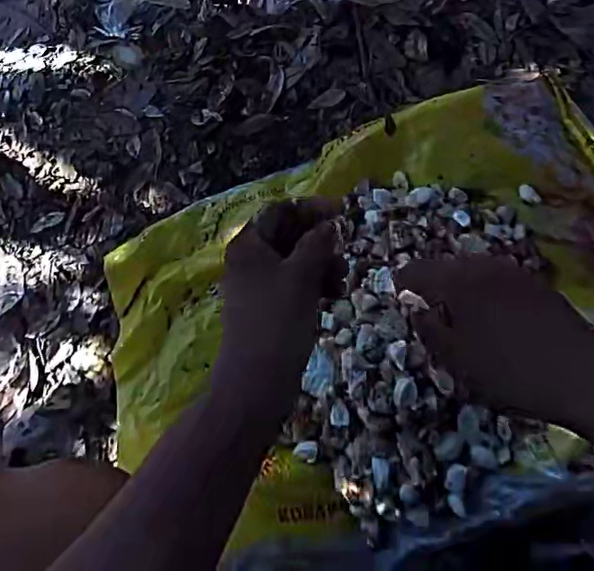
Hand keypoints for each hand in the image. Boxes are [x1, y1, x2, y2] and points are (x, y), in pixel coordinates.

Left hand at [215, 199, 338, 413]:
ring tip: (341, 282)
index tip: (341, 212)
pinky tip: (333, 297)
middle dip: (319, 241)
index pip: (280, 211)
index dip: (310, 208)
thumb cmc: (277, 320)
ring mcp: (257, 286)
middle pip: (288, 235)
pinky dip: (314, 285)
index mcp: (248, 244)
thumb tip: (329, 225)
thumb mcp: (301, 276)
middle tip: (344, 252)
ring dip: (321, 264)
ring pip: (294, 261)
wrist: (256, 383)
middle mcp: (249, 260)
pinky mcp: (268, 309)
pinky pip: (294, 284)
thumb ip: (316, 243)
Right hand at [397, 257, 593, 423]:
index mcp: (456, 279)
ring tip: (460, 315)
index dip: (403, 285)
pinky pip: (495, 279)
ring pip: (471, 271)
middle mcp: (481, 264)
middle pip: (444, 267)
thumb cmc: (513, 371)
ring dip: (460, 287)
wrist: (587, 375)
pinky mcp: (534, 282)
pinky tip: (493, 317)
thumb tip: (415, 308)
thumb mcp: (460, 361)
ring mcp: (511, 270)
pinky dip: (484, 292)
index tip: (398, 299)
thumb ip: (430, 330)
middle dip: (432, 284)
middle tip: (427, 309)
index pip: (415, 271)